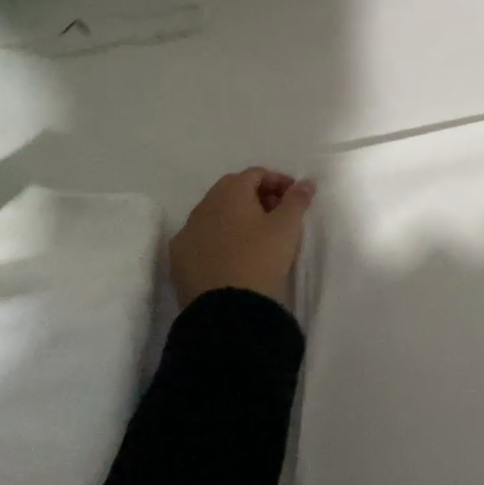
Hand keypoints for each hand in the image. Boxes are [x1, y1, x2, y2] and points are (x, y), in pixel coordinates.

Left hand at [169, 167, 315, 307]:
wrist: (226, 310)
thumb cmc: (261, 258)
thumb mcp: (288, 226)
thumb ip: (297, 199)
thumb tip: (305, 183)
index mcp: (229, 195)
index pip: (254, 174)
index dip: (278, 180)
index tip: (294, 197)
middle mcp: (202, 209)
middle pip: (230, 190)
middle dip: (256, 195)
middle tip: (277, 213)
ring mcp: (186, 235)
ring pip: (213, 214)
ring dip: (235, 216)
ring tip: (256, 235)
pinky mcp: (178, 261)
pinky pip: (201, 238)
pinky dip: (218, 238)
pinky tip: (233, 254)